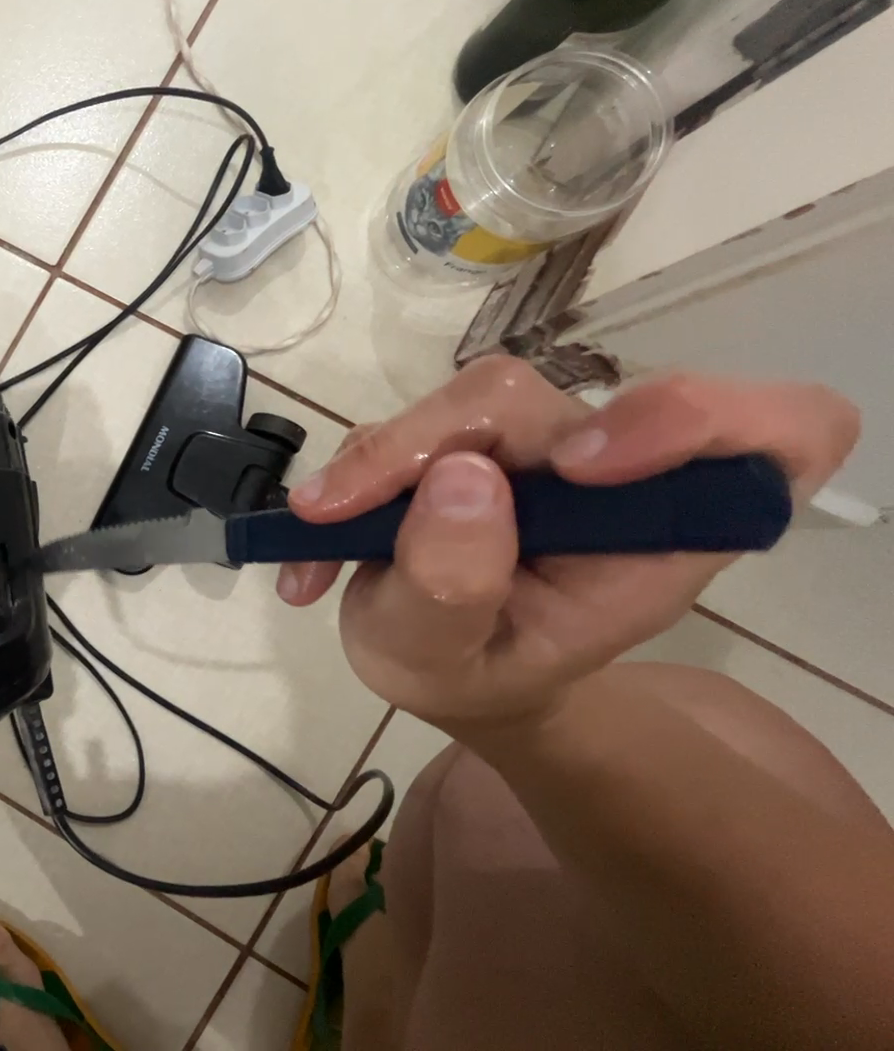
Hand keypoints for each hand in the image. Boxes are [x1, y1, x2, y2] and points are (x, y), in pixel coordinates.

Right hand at [276, 357, 858, 731]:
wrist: (442, 667)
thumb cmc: (471, 676)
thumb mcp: (446, 659)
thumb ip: (454, 585)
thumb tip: (457, 474)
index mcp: (659, 531)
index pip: (764, 432)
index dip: (687, 418)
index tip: (577, 464)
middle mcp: (602, 470)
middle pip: (524, 401)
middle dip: (414, 449)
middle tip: (331, 516)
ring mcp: (527, 447)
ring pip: (448, 406)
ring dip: (364, 470)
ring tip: (316, 552)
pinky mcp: (464, 439)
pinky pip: (396, 429)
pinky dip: (343, 482)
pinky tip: (313, 553)